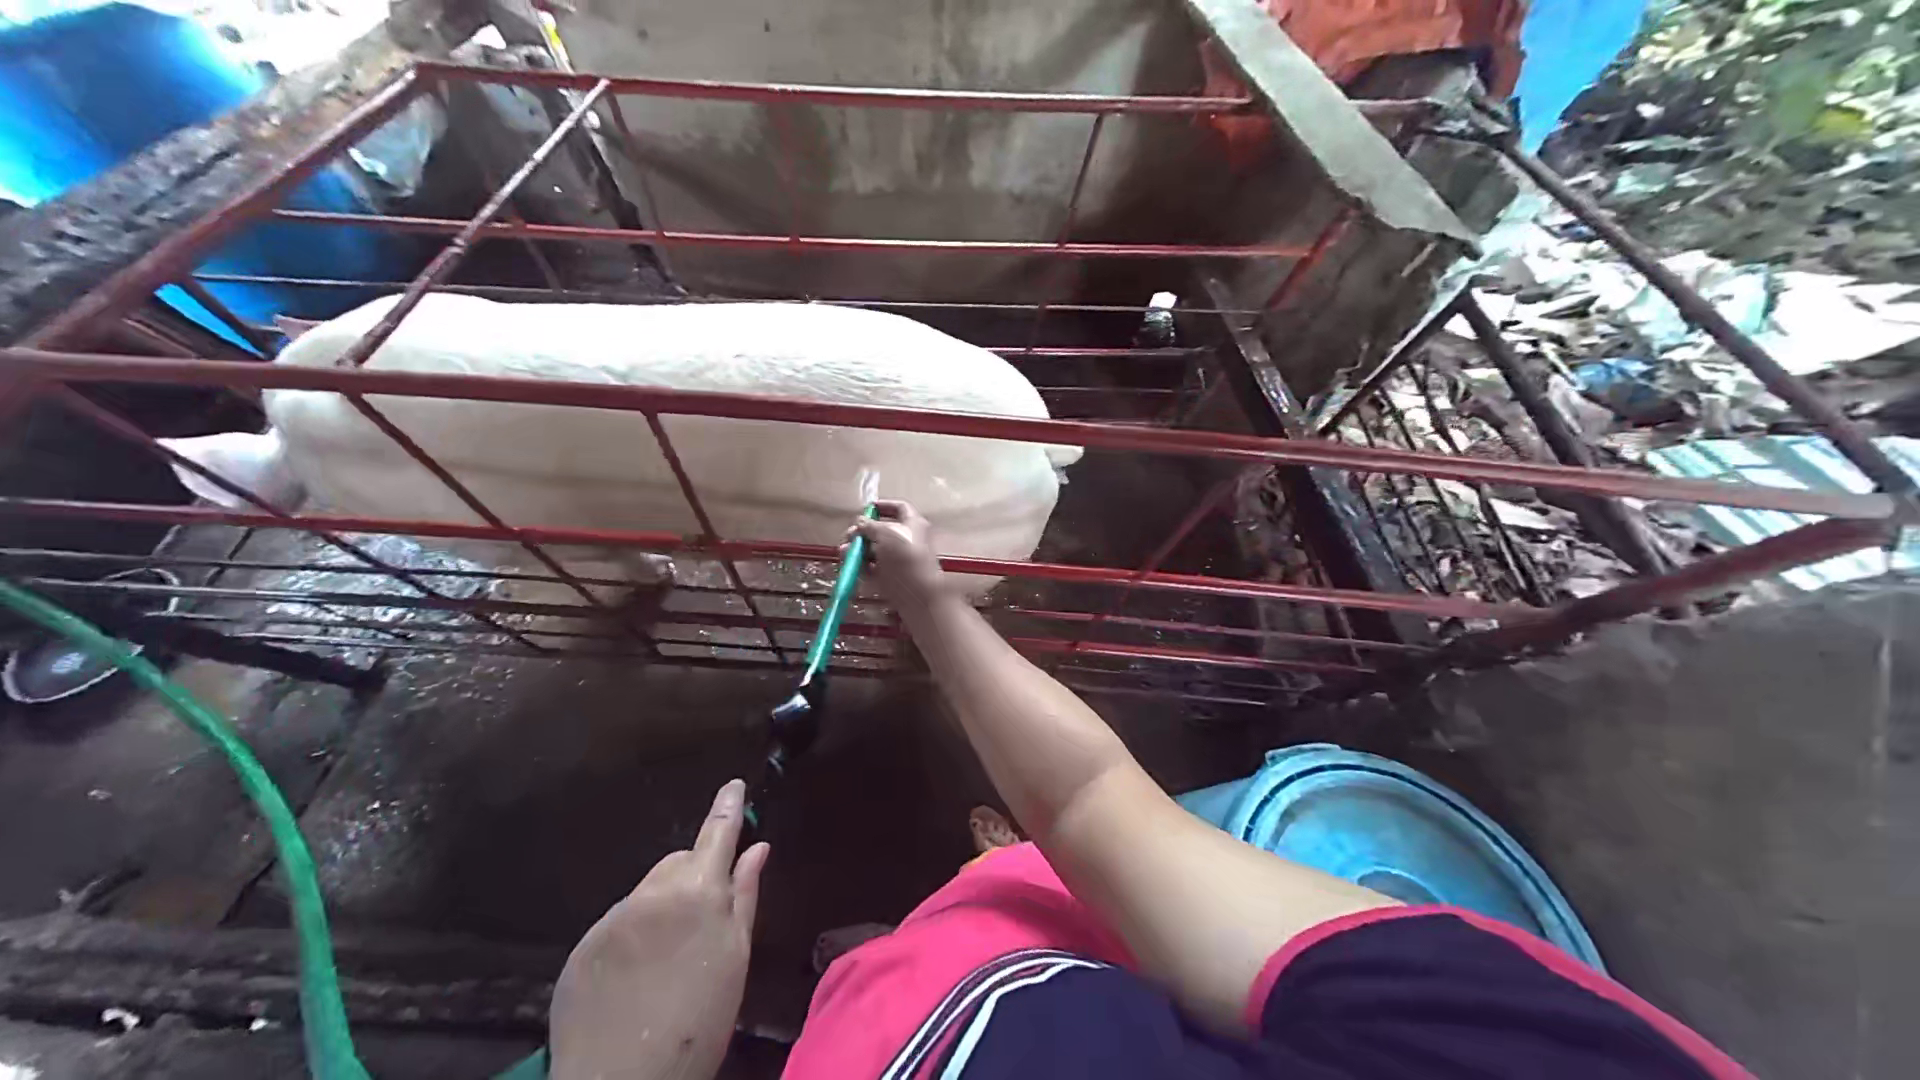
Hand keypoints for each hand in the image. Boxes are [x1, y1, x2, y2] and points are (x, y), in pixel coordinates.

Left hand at [550, 779, 769, 1079]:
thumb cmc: (701, 1022)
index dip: (728, 806)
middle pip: (678, 862)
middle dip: (693, 875)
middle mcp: (651, 893)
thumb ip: (745, 894)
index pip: (717, 833)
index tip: (733, 785)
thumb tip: (758, 848)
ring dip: (661, 906)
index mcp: (697, 892)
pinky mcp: (582, 947)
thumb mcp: (737, 956)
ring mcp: (612, 918)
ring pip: (646, 892)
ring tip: (665, 960)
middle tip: (702, 921)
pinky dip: (630, 935)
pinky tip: (633, 978)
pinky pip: (616, 923)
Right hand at [850, 499, 948, 608]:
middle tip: (849, 536)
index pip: (899, 508)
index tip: (866, 509)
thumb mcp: (887, 533)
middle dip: (862, 532)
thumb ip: (871, 525)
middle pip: (881, 531)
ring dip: (857, 549)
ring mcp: (897, 561)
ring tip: (845, 551)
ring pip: (873, 550)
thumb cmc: (905, 557)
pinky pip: (872, 568)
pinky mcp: (889, 578)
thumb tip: (860, 522)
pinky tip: (849, 564)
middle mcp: (906, 540)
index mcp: (912, 524)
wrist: (917, 595)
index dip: (883, 505)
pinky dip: (860, 565)